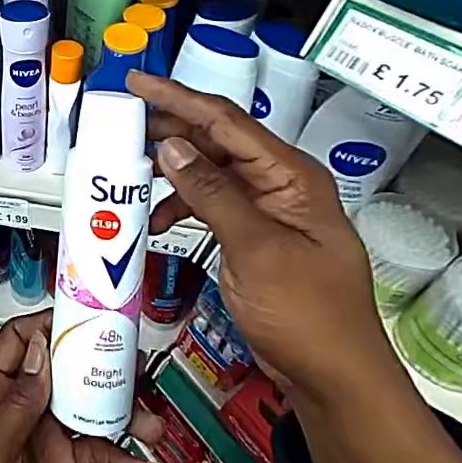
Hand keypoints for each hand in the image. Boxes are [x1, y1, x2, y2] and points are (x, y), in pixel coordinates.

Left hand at [0, 312, 160, 462]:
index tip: (81, 317)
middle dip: (97, 366)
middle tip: (130, 364)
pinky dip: (122, 458)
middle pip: (63, 372)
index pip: (17, 345)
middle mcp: (20, 414)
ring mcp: (47, 441)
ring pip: (89, 408)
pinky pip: (101, 451)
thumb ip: (15, 405)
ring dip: (122, 413)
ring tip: (148, 425)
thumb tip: (37, 353)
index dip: (47, 326)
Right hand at [127, 70, 461, 462]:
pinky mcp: (255, 232)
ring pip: (212, 171)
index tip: (138, 82)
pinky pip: (214, 203)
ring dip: (175, 171)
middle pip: (219, 140)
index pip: (227, 121)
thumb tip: (172, 145)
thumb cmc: (307, 315)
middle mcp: (280, 182)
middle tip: (125, 124)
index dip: (179, 97)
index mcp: (290, 175)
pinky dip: (186, 205)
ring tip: (134, 173)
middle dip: (172, 129)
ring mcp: (268, 207)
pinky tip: (160, 220)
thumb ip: (212, 193)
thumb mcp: (256, 249)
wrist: (336, 380)